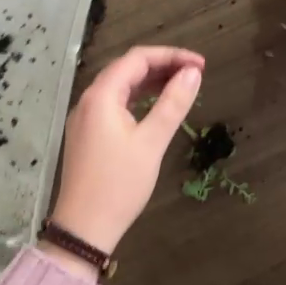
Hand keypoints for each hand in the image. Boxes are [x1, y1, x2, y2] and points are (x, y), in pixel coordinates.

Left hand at [48, 46, 204, 270]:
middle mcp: (88, 100)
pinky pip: (115, 103)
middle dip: (162, 65)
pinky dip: (138, 98)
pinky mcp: (88, 134)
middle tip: (196, 73)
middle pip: (127, 68)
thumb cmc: (119, 184)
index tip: (202, 65)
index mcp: (101, 96)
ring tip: (182, 85)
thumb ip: (173, 104)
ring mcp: (85, 118)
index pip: (137, 59)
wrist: (83, 228)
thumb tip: (193, 73)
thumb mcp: (151, 142)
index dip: (172, 56)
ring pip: (121, 86)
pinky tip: (156, 107)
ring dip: (151, 81)